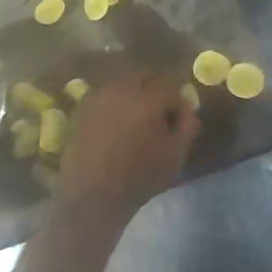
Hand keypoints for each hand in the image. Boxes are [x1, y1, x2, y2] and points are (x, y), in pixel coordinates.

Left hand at [56, 74, 199, 221]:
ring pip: (123, 82)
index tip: (180, 112)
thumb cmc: (139, 177)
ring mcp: (99, 96)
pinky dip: (116, 101)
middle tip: (160, 109)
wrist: (92, 195)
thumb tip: (187, 106)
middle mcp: (121, 90)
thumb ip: (188, 125)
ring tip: (138, 116)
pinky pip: (106, 94)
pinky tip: (117, 122)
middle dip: (157, 87)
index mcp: (147, 100)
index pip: (170, 83)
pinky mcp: (82, 107)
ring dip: (135, 92)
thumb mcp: (175, 155)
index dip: (178, 96)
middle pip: (144, 75)